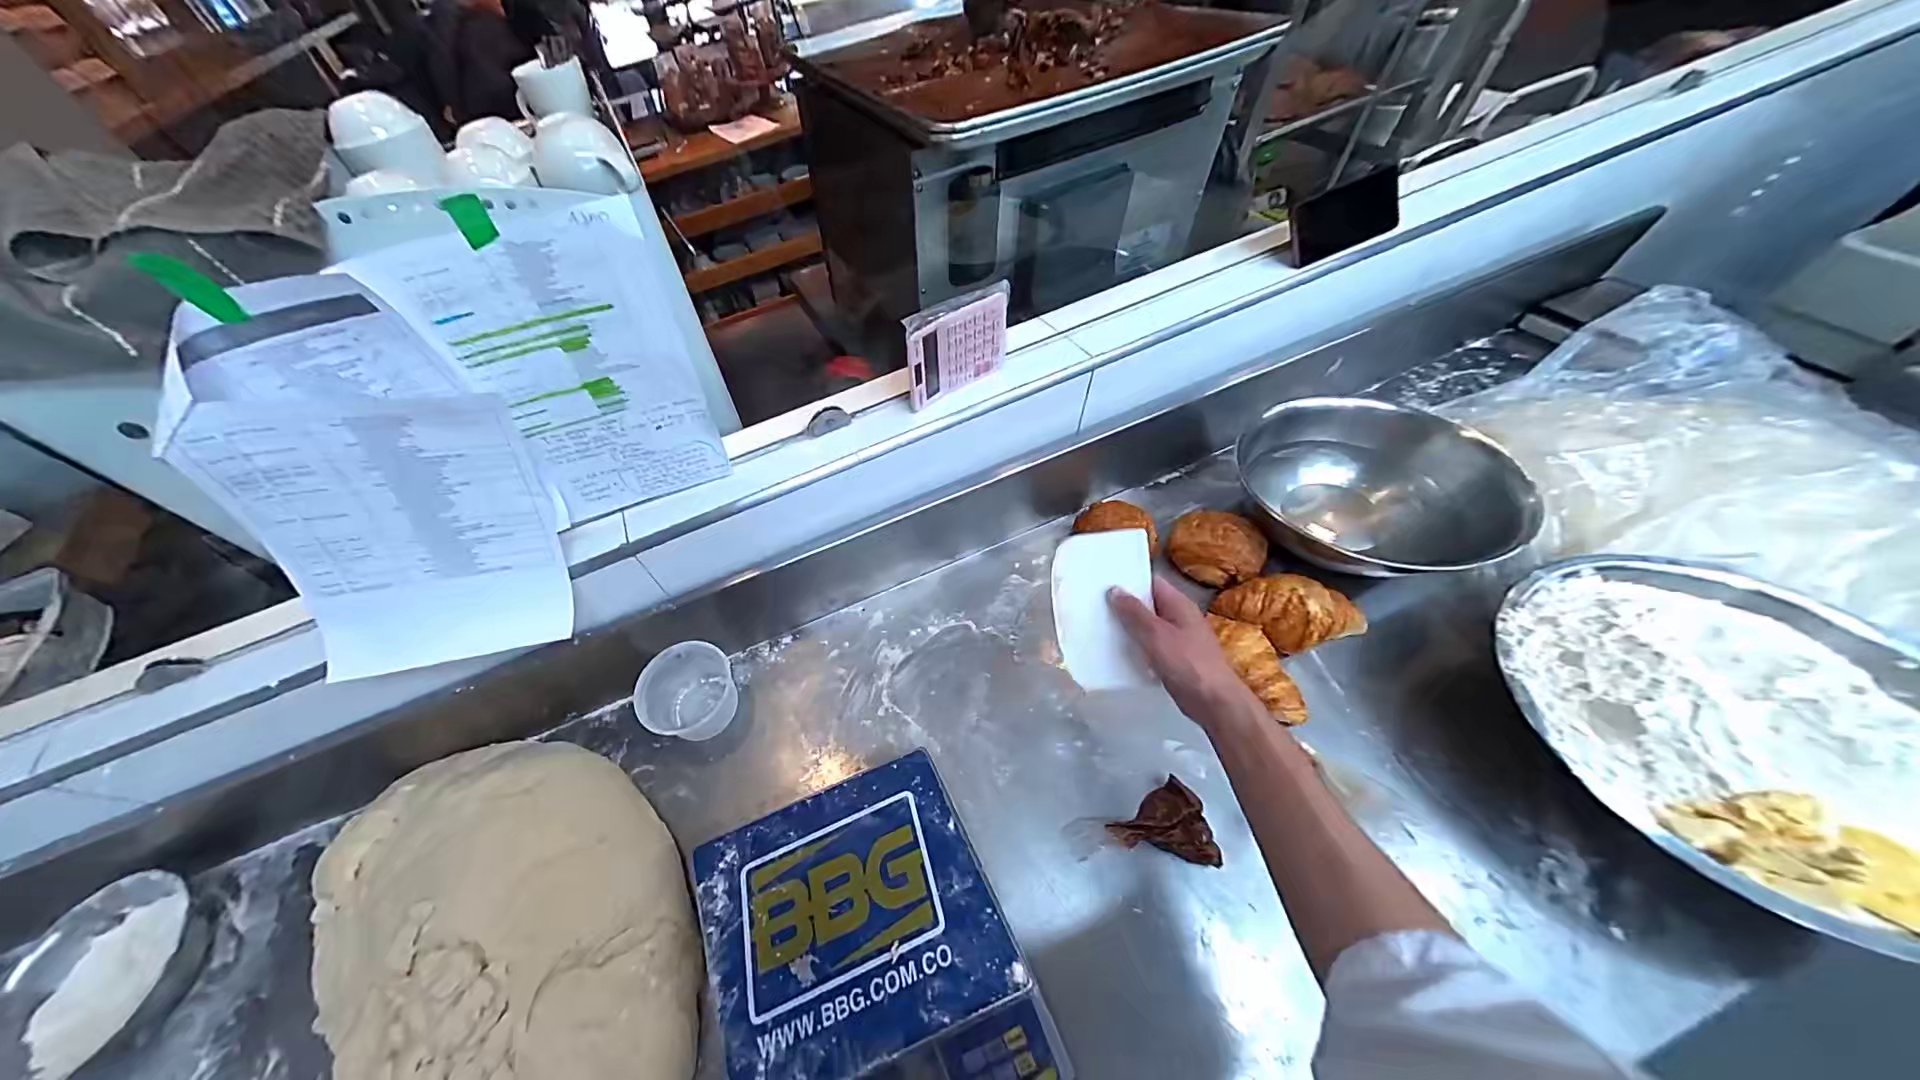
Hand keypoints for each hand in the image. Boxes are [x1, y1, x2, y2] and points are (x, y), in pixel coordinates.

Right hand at [1109, 576, 1261, 730]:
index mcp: (1179, 604)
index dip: (1128, 580)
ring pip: (1147, 627)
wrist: (1214, 702)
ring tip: (1099, 627)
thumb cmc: (1188, 664)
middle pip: (1148, 604)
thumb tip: (1115, 590)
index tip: (1102, 583)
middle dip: (1124, 606)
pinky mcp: (1175, 659)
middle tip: (1094, 606)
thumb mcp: (1156, 634)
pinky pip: (1150, 646)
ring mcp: (1179, 639)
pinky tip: (1117, 653)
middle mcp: (1180, 617)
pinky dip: (1136, 648)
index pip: (1150, 582)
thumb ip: (1134, 612)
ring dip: (1128, 628)